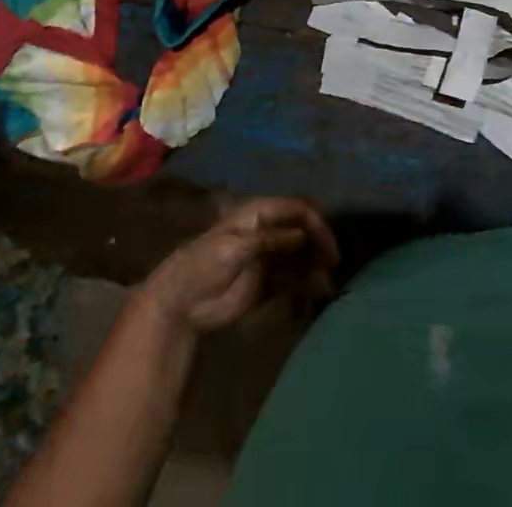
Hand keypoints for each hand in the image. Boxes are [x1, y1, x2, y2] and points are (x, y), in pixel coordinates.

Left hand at [139, 198, 339, 333]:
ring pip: (300, 255)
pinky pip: (293, 279)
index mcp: (257, 215)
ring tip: (326, 281)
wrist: (180, 302)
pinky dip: (308, 283)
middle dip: (319, 243)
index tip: (329, 244)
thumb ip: (268, 239)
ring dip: (315, 264)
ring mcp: (267, 258)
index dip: (315, 222)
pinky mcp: (266, 283)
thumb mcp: (234, 248)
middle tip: (331, 263)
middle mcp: (267, 232)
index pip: (295, 209)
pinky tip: (319, 290)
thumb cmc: (202, 266)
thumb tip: (301, 234)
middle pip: (302, 230)